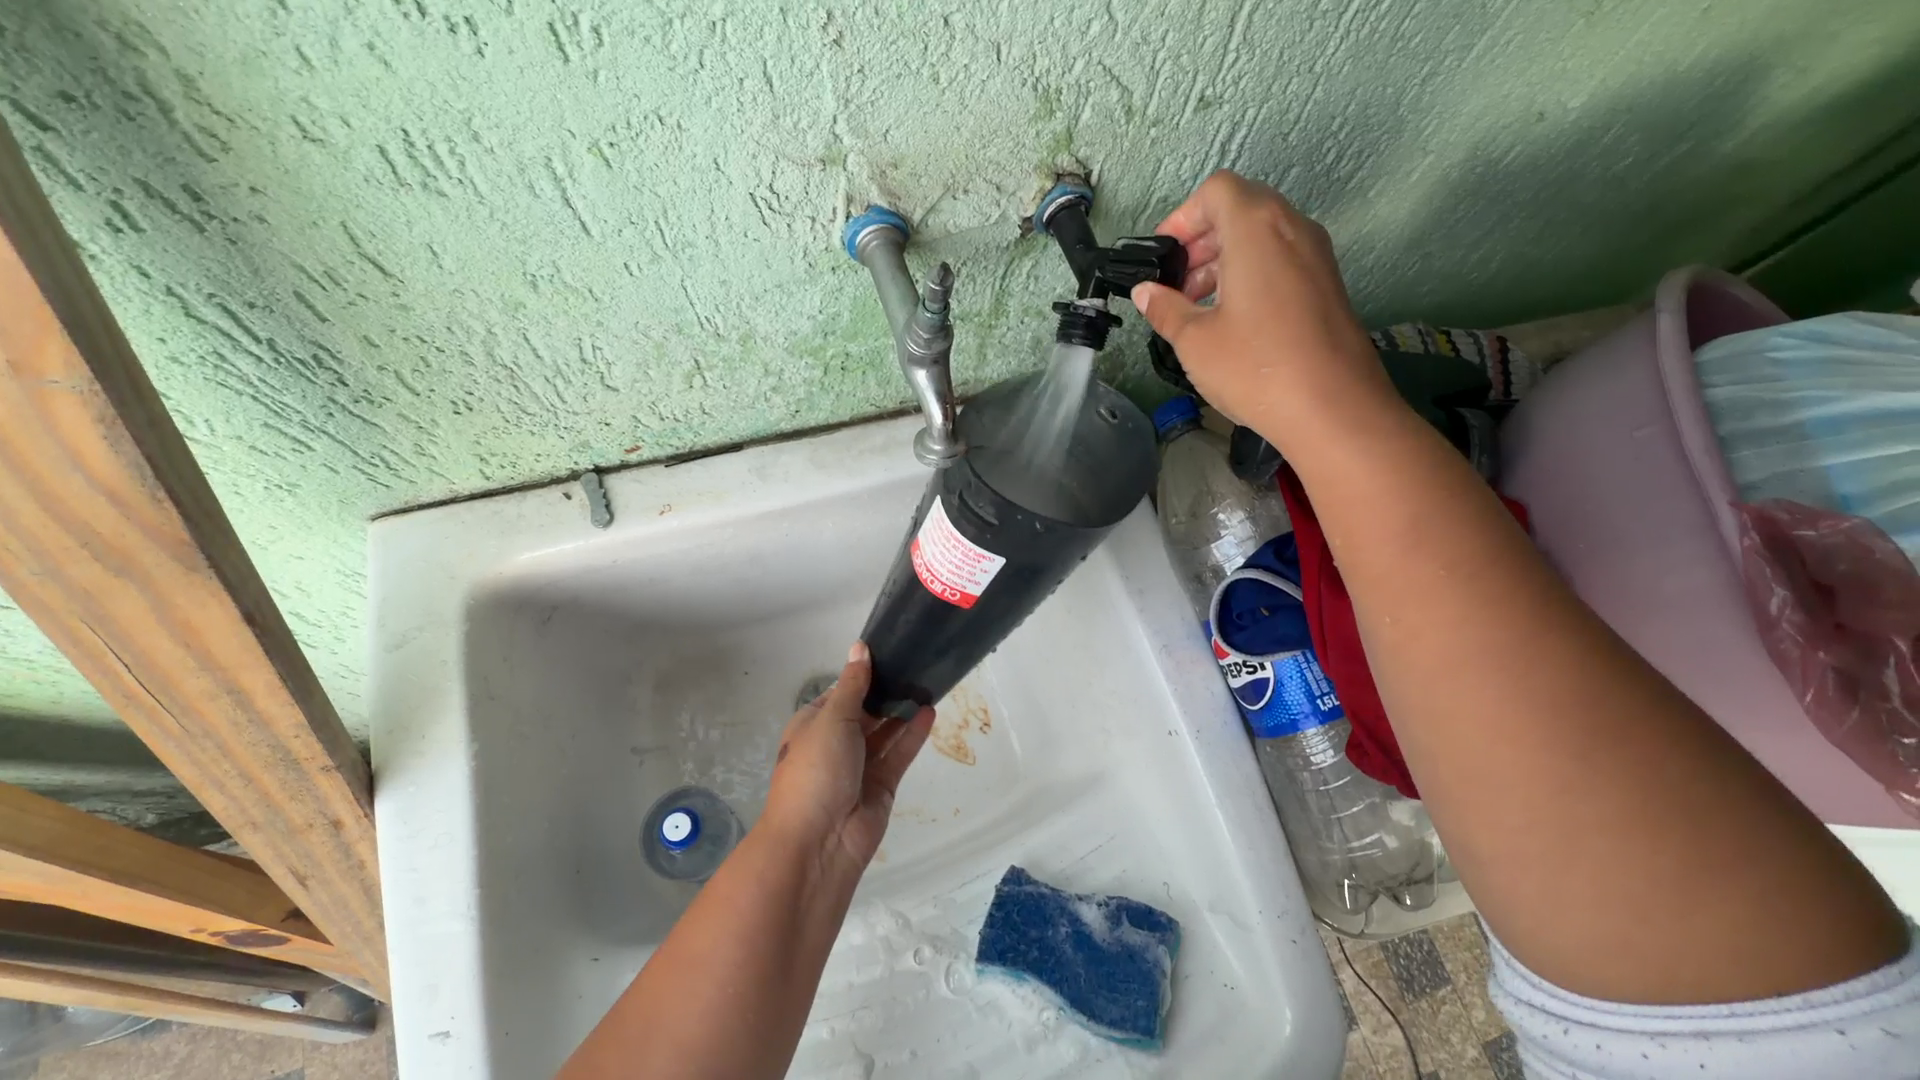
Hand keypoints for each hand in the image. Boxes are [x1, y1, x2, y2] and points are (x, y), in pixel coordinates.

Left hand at [762, 642, 935, 873]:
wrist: (818, 842)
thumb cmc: (815, 771)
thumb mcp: (831, 719)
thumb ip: (853, 685)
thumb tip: (860, 648)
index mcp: (813, 724)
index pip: (841, 692)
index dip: (863, 674)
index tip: (891, 650)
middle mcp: (835, 743)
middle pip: (865, 711)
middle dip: (886, 691)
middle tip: (918, 662)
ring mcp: (859, 766)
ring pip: (885, 732)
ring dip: (902, 710)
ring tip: (929, 682)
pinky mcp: (882, 785)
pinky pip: (899, 754)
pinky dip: (913, 734)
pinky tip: (930, 712)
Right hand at [1130, 170, 1397, 444]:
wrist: (1335, 409)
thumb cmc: (1256, 368)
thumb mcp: (1195, 341)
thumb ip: (1166, 309)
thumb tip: (1145, 292)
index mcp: (1257, 228)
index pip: (1216, 190)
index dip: (1183, 217)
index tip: (1164, 258)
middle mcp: (1292, 228)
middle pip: (1241, 209)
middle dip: (1202, 240)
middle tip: (1176, 285)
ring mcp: (1316, 256)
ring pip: (1263, 236)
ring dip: (1225, 259)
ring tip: (1199, 306)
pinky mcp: (1327, 285)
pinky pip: (1282, 260)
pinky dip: (1252, 274)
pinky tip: (1233, 320)